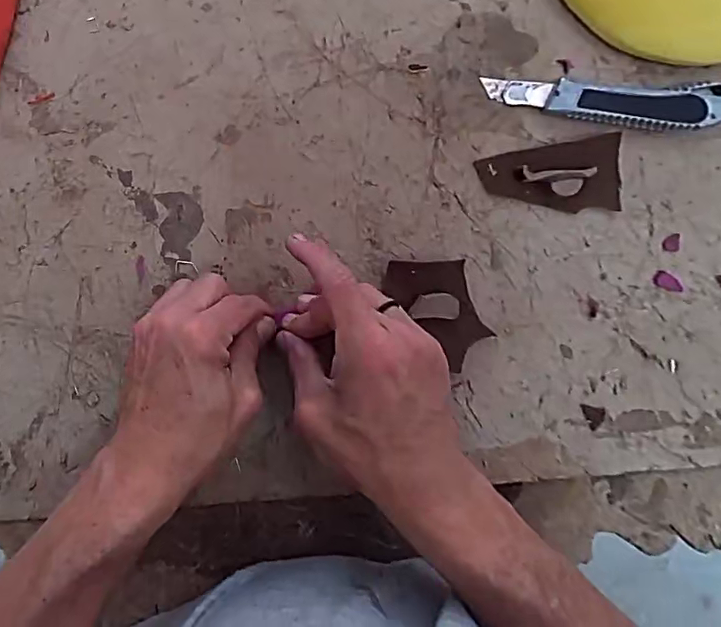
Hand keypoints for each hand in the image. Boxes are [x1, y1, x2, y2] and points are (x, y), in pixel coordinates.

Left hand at [106, 274, 274, 512]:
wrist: (143, 465)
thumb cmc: (197, 441)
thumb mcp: (242, 400)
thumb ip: (252, 351)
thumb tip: (262, 324)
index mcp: (200, 335)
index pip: (241, 302)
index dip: (261, 309)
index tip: (270, 321)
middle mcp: (172, 320)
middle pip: (213, 284)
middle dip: (233, 301)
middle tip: (244, 328)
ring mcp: (150, 325)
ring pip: (188, 287)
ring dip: (208, 301)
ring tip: (219, 331)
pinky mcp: (139, 336)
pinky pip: (168, 304)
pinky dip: (187, 310)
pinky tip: (196, 338)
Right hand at [275, 235, 471, 520]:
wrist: (426, 477)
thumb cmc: (366, 453)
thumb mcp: (316, 415)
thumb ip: (300, 365)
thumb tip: (288, 335)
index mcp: (368, 347)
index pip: (340, 284)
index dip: (316, 258)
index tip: (296, 243)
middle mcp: (399, 334)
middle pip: (354, 294)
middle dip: (322, 303)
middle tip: (297, 326)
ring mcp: (421, 339)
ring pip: (375, 304)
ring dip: (345, 311)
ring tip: (323, 335)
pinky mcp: (432, 349)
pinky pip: (394, 320)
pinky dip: (369, 323)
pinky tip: (355, 348)